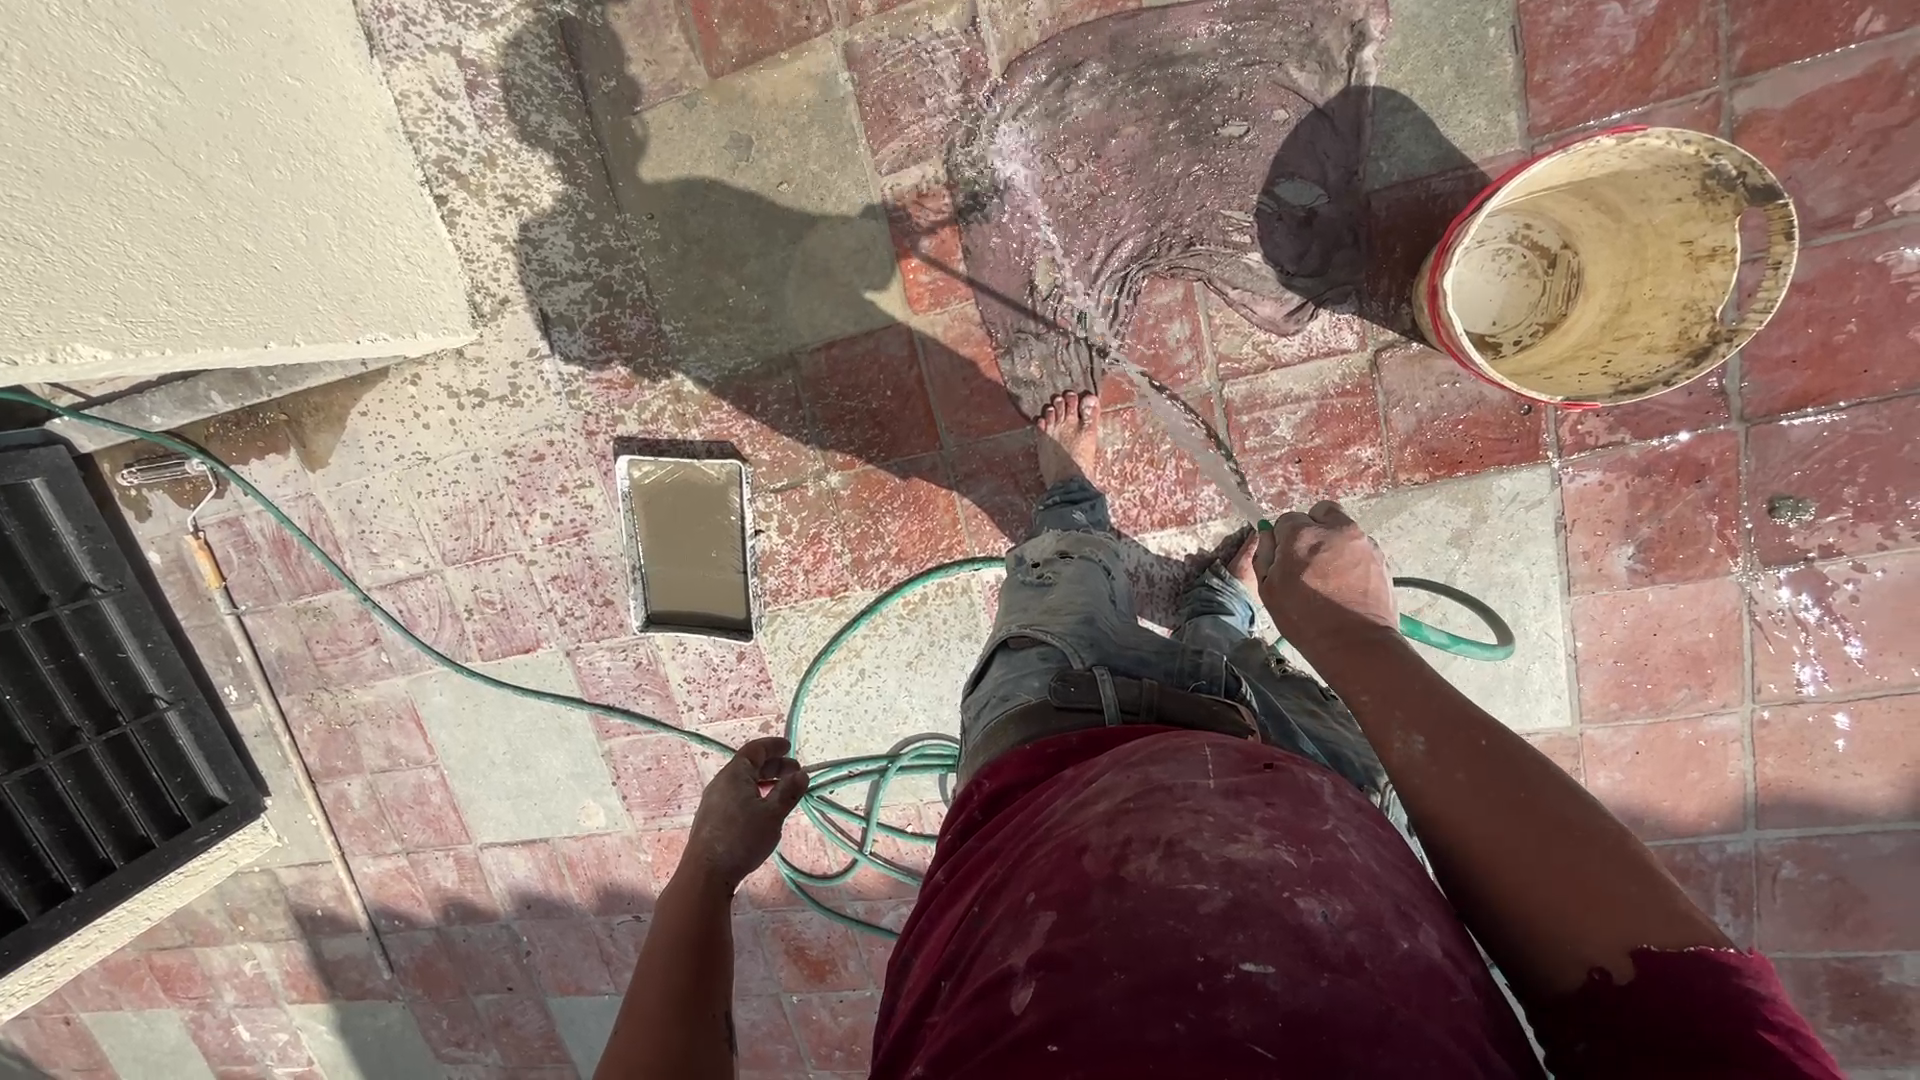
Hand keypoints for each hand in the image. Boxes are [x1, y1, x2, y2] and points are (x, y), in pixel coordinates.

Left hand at [684, 737, 808, 891]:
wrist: (705, 874)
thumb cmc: (741, 839)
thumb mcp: (772, 815)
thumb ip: (789, 792)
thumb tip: (802, 774)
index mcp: (734, 775)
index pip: (755, 750)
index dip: (773, 746)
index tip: (789, 747)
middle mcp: (721, 783)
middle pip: (749, 766)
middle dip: (774, 766)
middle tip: (795, 773)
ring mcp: (714, 801)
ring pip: (743, 782)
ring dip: (765, 781)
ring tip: (783, 791)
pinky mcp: (712, 818)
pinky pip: (736, 796)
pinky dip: (754, 794)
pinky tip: (764, 810)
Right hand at [1254, 500, 1396, 645]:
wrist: (1354, 642)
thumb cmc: (1303, 618)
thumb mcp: (1268, 589)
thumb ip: (1265, 556)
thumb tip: (1268, 535)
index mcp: (1301, 534)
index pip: (1287, 519)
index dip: (1282, 538)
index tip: (1283, 558)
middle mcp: (1335, 529)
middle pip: (1321, 512)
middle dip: (1313, 526)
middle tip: (1307, 555)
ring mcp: (1363, 542)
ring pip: (1343, 528)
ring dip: (1334, 541)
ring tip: (1329, 572)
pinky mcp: (1381, 557)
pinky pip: (1361, 547)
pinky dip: (1352, 557)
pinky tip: (1346, 582)